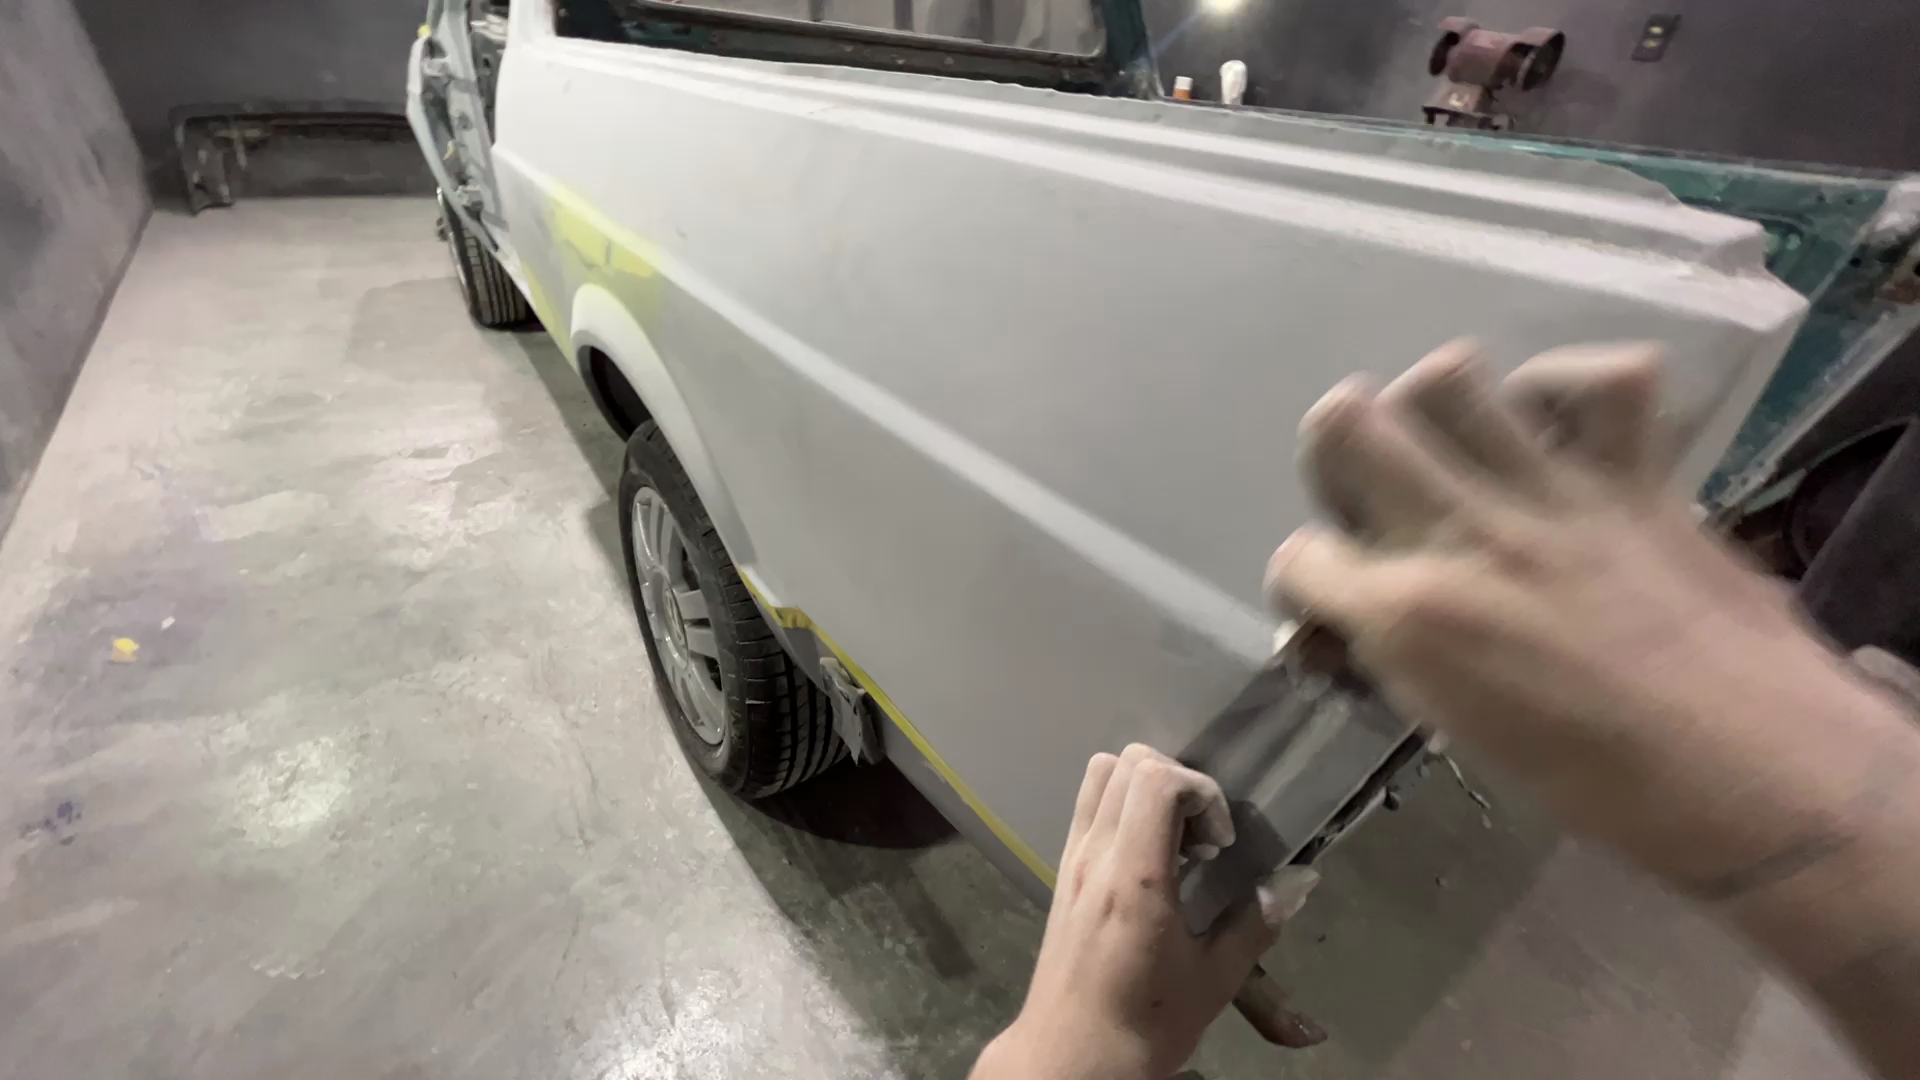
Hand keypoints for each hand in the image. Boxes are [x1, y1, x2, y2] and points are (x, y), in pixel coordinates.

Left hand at [973, 744, 1318, 1079]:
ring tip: (1175, 838)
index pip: (1157, 779)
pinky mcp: (1063, 861)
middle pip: (1130, 760)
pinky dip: (1122, 799)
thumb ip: (1256, 922)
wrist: (1070, 1055)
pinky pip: (1090, 800)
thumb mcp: (1214, 980)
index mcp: (1134, 875)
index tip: (1219, 844)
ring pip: (1102, 770)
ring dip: (1146, 784)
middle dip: (1179, 782)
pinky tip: (1147, 851)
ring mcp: (1073, 851)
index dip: (1202, 792)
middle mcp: (1096, 850)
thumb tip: (1300, 880)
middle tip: (1201, 840)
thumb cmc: (1147, 1024)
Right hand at [1264, 340, 1877, 881]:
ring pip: (1448, 378)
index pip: (1298, 556)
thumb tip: (1334, 616)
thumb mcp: (1439, 719)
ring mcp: (1551, 494)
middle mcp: (1459, 531)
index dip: (1300, 579)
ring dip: (1428, 410)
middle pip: (1341, 424)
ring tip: (1448, 450)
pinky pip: (1605, 382)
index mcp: (1405, 610)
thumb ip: (1372, 649)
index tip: (1327, 598)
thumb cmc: (1577, 771)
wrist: (1759, 782)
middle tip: (1367, 493)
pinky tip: (1548, 426)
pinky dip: (1567, 388)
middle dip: (1331, 455)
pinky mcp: (1637, 480)